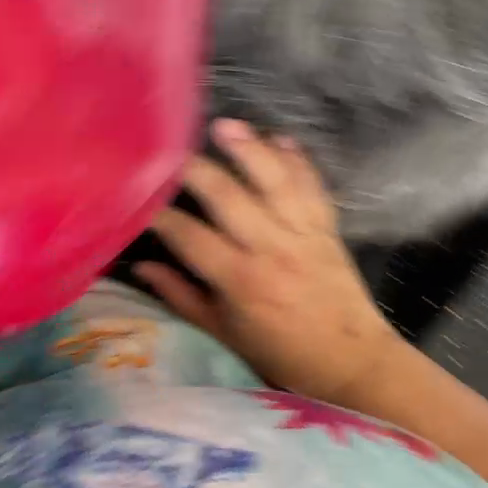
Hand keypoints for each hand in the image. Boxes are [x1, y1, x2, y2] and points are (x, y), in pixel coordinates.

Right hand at [139, 118, 406, 404]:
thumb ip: (180, 295)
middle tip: (171, 150)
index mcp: (239, 279)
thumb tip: (141, 266)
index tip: (136, 197)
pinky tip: (279, 139)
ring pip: (274, 182)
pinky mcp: (328, 229)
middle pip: (229, 197)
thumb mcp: (220, 331)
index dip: (159, 215)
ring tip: (225, 125)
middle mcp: (271, 249)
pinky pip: (312, 187)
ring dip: (250, 150)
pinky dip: (298, 161)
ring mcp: (303, 234)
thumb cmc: (278, 352)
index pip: (189, 235)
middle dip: (198, 170)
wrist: (350, 362)